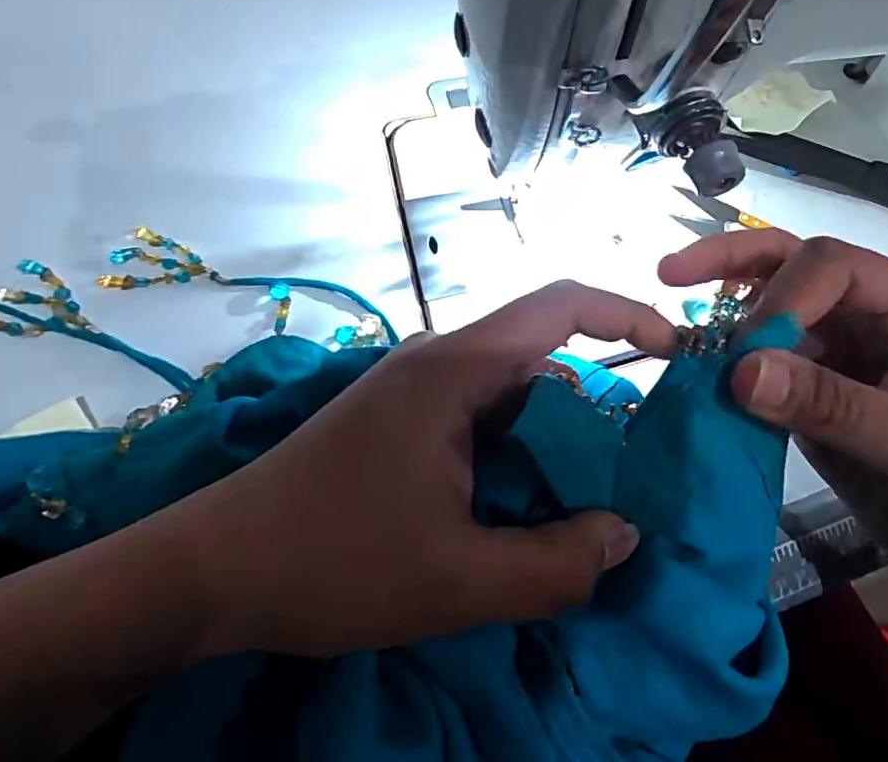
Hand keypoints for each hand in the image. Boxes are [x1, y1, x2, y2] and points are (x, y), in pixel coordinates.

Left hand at [156, 280, 676, 658]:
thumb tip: (624, 536)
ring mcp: (418, 384)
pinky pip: (484, 411)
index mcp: (456, 369)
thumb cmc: (330, 562)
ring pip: (515, 387)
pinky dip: (520, 445)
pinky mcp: (404, 413)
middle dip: (599, 398)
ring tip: (586, 493)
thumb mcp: (454, 583)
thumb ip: (553, 566)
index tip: (675, 351)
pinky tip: (524, 500)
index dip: (627, 315)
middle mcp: (441, 358)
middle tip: (635, 462)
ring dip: (556, 431)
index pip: (560, 304)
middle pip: (543, 350)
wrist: (212, 568)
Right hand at [659, 231, 887, 629]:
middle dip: (731, 263)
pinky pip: (759, 366)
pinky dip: (724, 366)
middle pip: (791, 265)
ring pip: (766, 311)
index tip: (747, 352)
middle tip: (670, 273)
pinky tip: (691, 370)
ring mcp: (835, 354)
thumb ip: (830, 404)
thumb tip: (737, 371)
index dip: (782, 296)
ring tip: (673, 328)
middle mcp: (868, 317)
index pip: (833, 266)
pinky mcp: (810, 394)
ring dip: (720, 314)